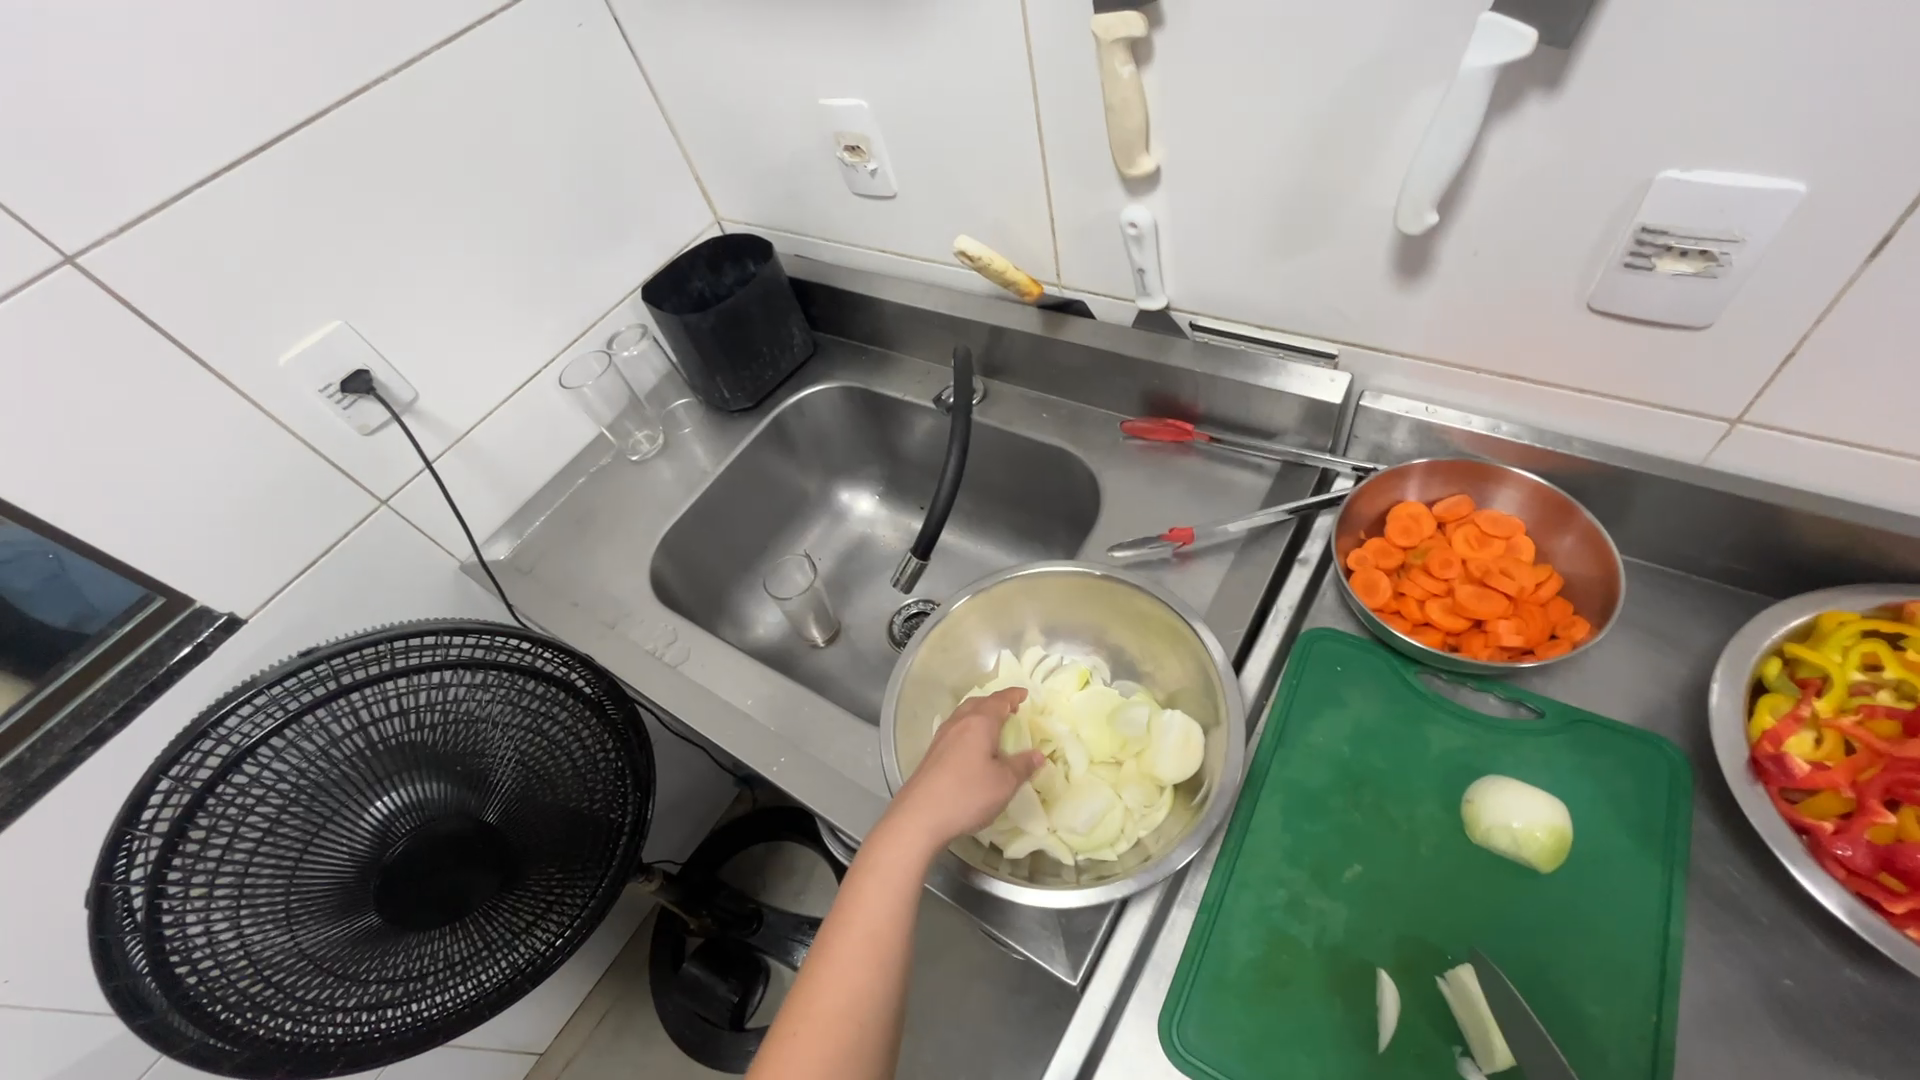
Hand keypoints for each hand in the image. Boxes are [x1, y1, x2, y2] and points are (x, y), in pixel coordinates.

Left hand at [881, 688, 1046, 855]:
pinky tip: (972, 746)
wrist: (920, 815)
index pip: (999, 700)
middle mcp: (959, 723)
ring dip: (980, 714)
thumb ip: (1022, 766)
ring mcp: (942, 737)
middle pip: (978, 703)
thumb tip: (1038, 754)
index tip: (1024, 694)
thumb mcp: (1004, 782)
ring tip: (994, 726)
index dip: (1013, 696)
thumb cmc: (967, 794)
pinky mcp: (932, 752)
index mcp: (979, 722)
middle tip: (1011, 710)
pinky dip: (969, 728)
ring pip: (964, 715)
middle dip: (996, 703)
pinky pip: (955, 729)